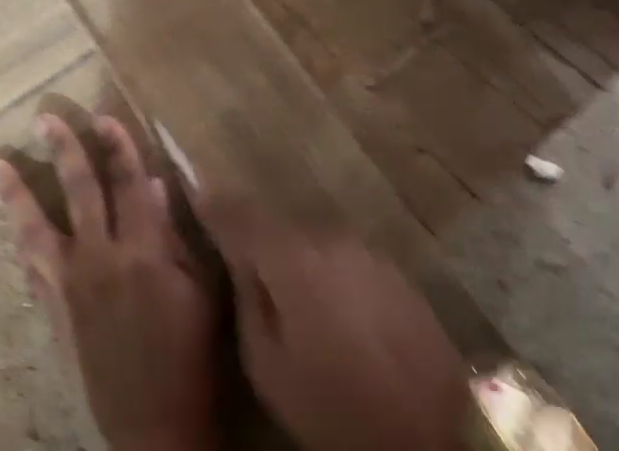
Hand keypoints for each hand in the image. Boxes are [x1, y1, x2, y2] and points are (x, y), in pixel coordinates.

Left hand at [0, 115, 217, 450]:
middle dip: (65, 151)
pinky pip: (30, 268)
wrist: (154, 424)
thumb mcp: (202, 293)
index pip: (129, 184)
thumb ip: (176, 237)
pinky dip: (19, 242)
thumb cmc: (192, 357)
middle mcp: (100, 259)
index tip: (104, 117)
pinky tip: (9, 223)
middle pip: (80, 193)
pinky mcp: (53, 311)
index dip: (118, 147)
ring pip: (36, 227)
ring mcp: (70, 286)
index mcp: (144, 251)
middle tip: (45, 118)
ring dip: (16, 193)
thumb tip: (155, 186)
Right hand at [203, 201, 468, 450]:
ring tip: (284, 289)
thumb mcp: (266, 364)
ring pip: (312, 240)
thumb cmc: (332, 405)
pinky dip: (327, 271)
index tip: (190, 192)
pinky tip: (329, 306)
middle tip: (237, 257)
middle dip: (254, 235)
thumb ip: (246, 298)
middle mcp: (330, 240)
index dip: (211, 201)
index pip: (237, 211)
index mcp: (291, 258)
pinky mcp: (395, 273)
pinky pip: (344, 259)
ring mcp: (368, 253)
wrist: (428, 433)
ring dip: (293, 254)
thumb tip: (237, 258)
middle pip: (277, 223)